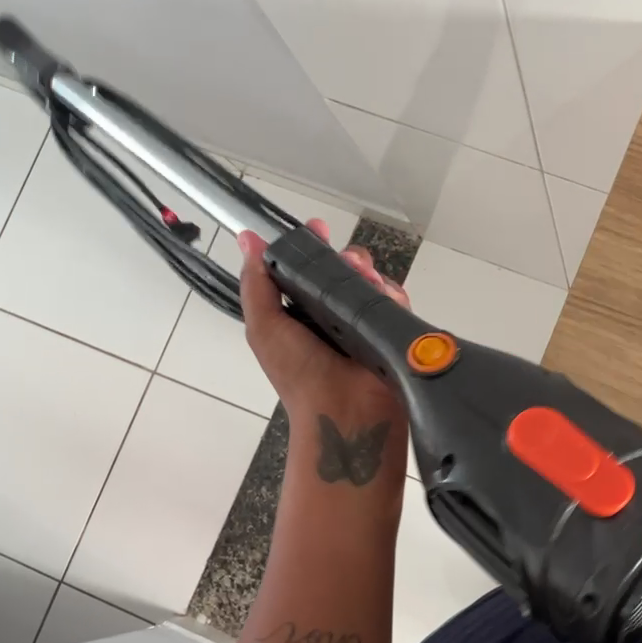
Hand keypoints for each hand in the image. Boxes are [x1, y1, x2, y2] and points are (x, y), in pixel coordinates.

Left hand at [236, 221, 408, 427]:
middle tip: (351, 264)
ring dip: (370, 274)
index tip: (320, 229)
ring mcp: (363, 324)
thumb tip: (246, 237)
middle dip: (347, 258)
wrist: (346, 413)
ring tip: (368, 283)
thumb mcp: (264, 327)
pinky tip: (385, 298)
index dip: (312, 246)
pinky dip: (392, 295)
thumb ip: (256, 283)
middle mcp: (331, 316)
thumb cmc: (300, 374)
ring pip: (371, 282)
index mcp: (298, 313)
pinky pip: (395, 301)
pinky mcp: (390, 333)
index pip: (306, 269)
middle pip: (343, 269)